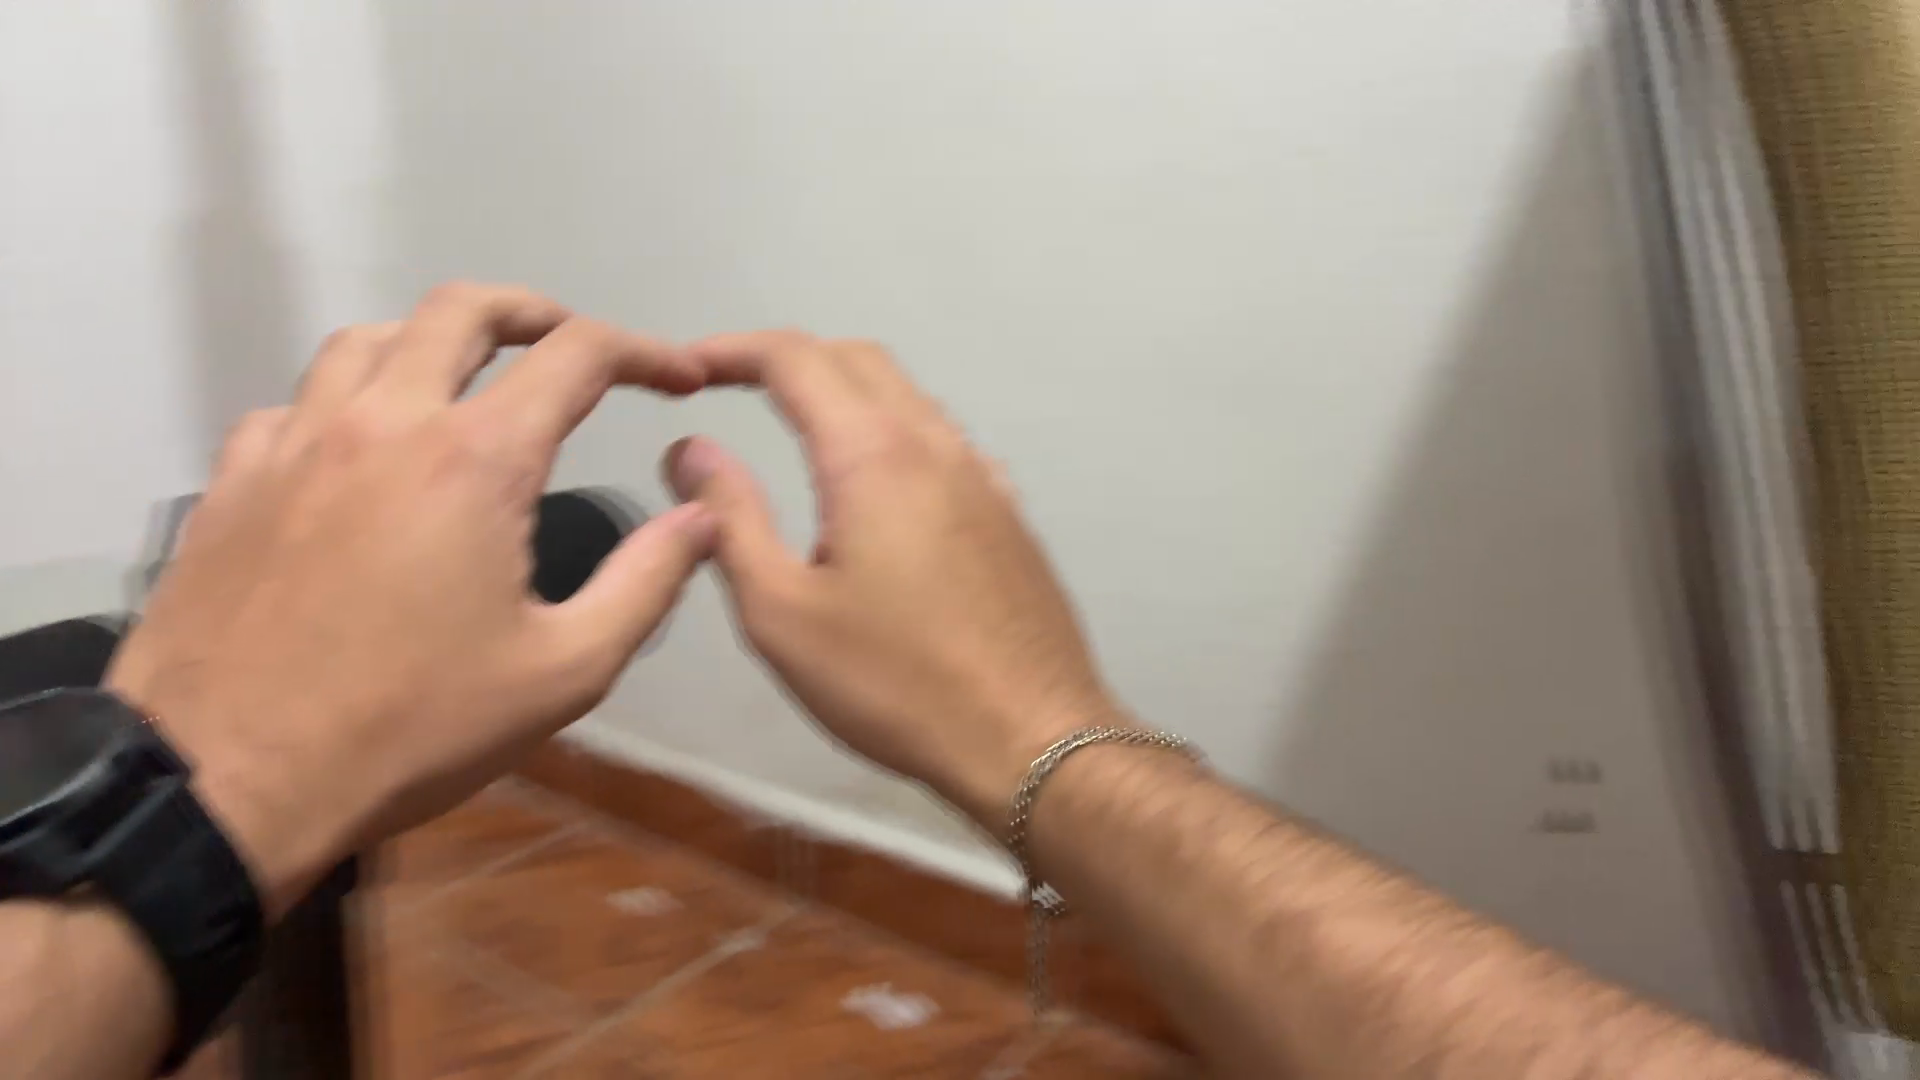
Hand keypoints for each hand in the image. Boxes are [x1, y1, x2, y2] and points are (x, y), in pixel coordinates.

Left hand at [106, 284, 716, 916]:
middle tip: (582, 349)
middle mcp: (384, 425)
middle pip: (463, 310)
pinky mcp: (233, 483)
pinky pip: (302, 401)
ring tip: (482, 384)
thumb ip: (650, 579)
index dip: (644, 352)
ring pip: (373, 339)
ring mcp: (294, 446)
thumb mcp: (570, 667)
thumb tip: (704, 515)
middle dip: (540, 314)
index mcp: (476, 461)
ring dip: (444, 344)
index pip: (577, 356)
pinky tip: (377, 452)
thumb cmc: (417, 727)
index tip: (681, 377)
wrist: (222, 792)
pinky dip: (361, 399)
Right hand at [667, 331, 1118, 834]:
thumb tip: (691, 447)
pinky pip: (945, 445)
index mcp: (874, 454)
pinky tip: (881, 488)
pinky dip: (895, 434)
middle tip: (737, 390)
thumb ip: (730, 519)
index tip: (688, 370)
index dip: (733, 349)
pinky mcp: (1011, 514)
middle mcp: (938, 445)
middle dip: (791, 360)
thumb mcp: (782, 613)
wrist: (1032, 736)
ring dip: (848, 395)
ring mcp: (986, 478)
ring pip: (909, 400)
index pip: (797, 358)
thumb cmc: (895, 683)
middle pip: (859, 361)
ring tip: (799, 431)